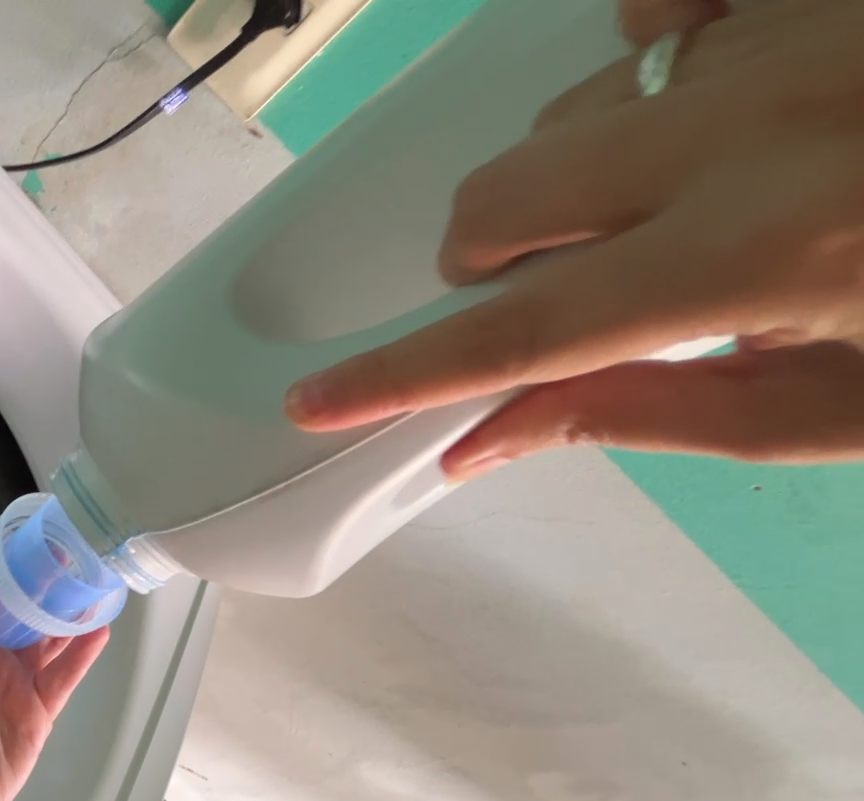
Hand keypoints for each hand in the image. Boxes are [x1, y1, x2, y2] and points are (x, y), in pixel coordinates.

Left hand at [0, 541, 108, 800]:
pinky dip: (81, 653)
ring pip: (44, 637)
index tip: (13, 532)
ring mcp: (12, 684)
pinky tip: (100, 628)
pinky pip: (63, 677)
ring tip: (92, 580)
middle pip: (15, 607)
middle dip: (37, 579)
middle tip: (68, 550)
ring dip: (64, 610)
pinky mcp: (36, 714)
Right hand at [284, 0, 863, 479]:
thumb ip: (640, 414)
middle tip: (555, 273)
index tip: (308, 402)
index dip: (393, 378)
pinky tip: (740, 71)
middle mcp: (767, 121)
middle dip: (487, 251)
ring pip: (570, 101)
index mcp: (773, 256)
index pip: (514, 339)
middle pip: (499, 195)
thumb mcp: (848, 406)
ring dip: (586, 164)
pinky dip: (664, 41)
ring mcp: (793, 21)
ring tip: (702, 171)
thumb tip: (477, 441)